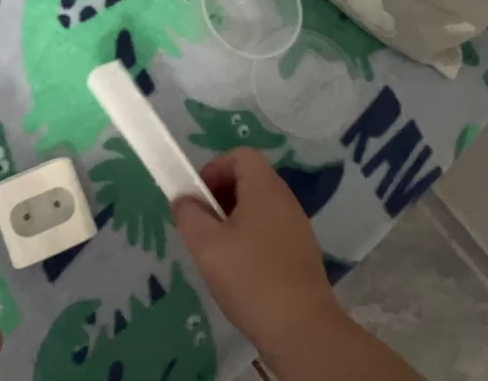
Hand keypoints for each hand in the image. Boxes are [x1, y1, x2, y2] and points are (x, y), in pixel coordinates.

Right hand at [174, 150, 421, 380]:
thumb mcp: (206, 244)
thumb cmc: (251, 278)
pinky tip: (240, 272)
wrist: (303, 332)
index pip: (241, 155)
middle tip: (203, 224)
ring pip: (260, 209)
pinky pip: (271, 232)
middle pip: (250, 180)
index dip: (215, 168)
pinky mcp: (303, 256)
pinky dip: (252, 241)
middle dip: (221, 195)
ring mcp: (298, 230)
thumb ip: (189, 214)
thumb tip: (184, 200)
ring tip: (218, 251)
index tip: (199, 197)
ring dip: (234, 220)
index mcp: (265, 189)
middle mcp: (286, 202)